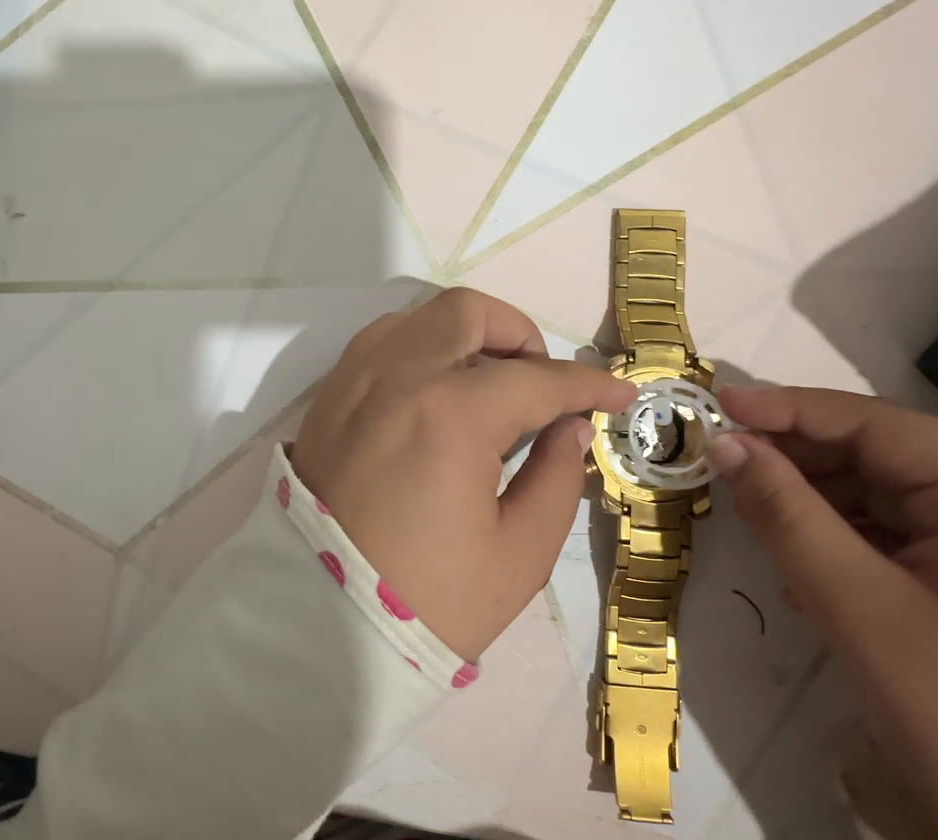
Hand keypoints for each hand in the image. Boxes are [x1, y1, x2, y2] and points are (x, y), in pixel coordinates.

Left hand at [291, 288, 636, 661]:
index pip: (536, 378)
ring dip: (462, 336)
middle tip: (538, 382)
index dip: (588, 385)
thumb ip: (556, 478)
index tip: (618, 395)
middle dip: (518, 334)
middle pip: (467, 313)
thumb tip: (568, 427)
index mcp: (451, 415)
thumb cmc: (428, 600)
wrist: (318, 624)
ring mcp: (353, 382)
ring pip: (417, 318)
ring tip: (486, 386)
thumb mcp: (518, 555)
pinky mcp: (326, 400)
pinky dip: (417, 349)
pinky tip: (434, 394)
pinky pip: (378, 345)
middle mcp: (397, 377)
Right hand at [706, 386, 937, 839]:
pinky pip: (919, 551)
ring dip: (826, 509)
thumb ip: (787, 516)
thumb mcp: (858, 609)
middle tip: (727, 463)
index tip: (720, 402)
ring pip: (902, 508)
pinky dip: (857, 549)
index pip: (888, 428)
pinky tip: (808, 574)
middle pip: (896, 465)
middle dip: (807, 462)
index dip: (797, 409)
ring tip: (757, 517)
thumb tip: (726, 445)